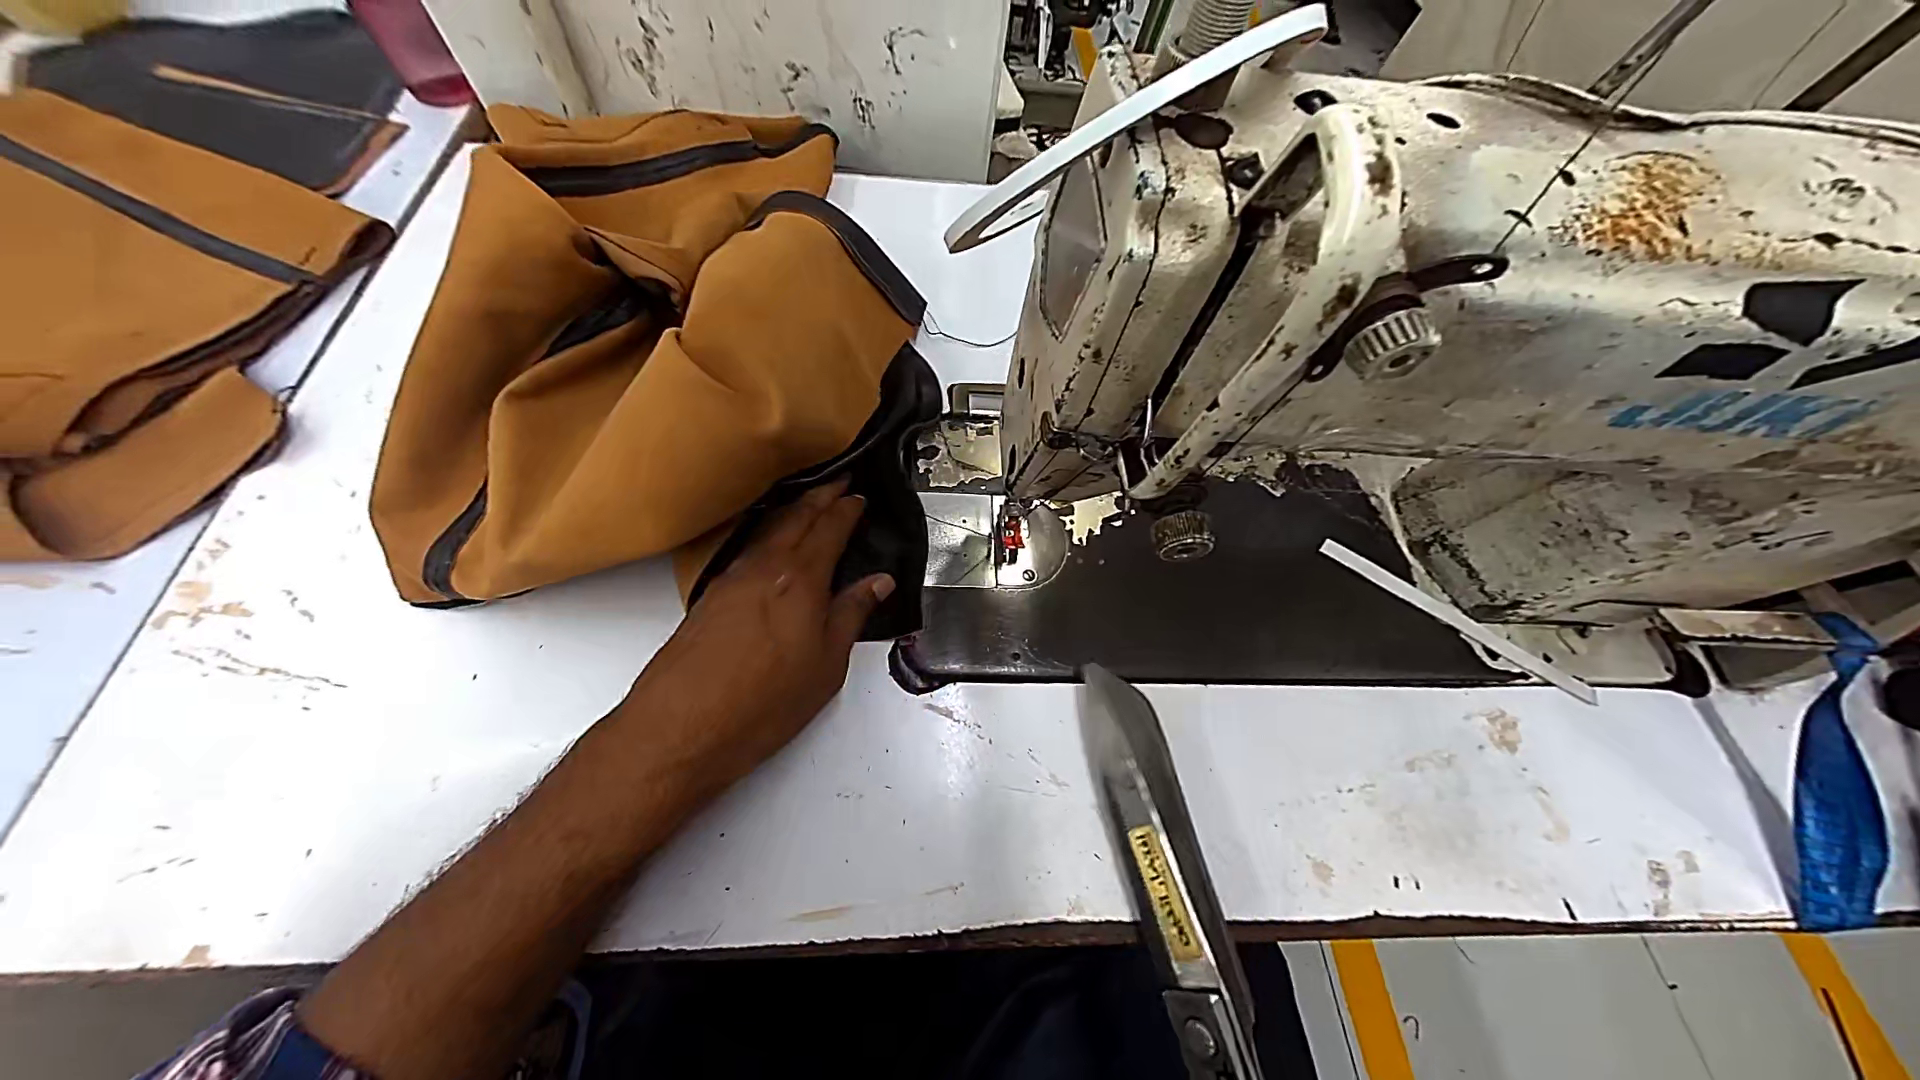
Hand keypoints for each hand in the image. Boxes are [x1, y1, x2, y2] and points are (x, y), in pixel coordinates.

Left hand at [614, 477, 894, 802]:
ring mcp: (730, 580)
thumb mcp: (826, 665)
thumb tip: (876, 584)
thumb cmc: (759, 704)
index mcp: (799, 580)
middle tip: (838, 481)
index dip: (846, 509)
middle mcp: (762, 569)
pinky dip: (766, 535)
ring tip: (809, 504)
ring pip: (767, 530)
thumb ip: (851, 615)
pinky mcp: (708, 598)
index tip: (858, 497)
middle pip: (795, 518)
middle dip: (819, 496)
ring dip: (791, 511)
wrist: (679, 729)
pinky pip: (746, 549)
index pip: (828, 529)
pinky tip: (771, 545)